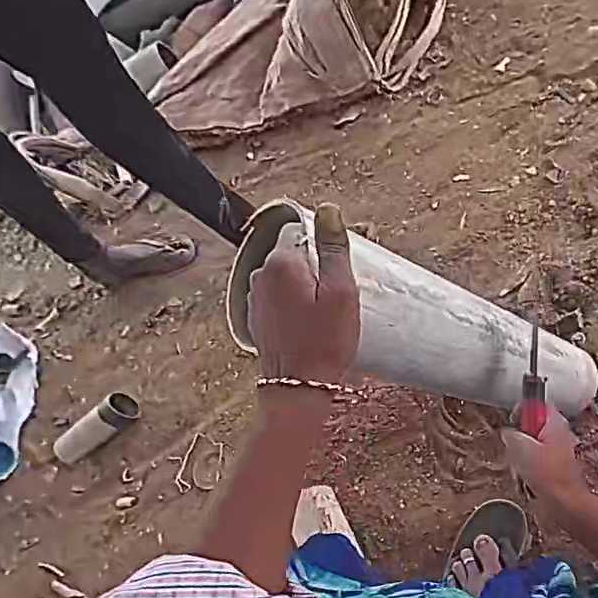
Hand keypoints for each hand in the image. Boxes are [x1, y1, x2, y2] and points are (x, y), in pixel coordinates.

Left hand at [248, 203, 359, 385]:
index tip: (341, 273)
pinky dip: (296, 304)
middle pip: (294, 255)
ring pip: (288, 277)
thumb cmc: (325, 342)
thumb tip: (329, 211)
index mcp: (280, 263)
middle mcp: (260, 275)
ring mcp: (256, 297)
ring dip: (306, 287)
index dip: (327, 250)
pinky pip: (281, 297)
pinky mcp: (258, 317)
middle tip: (339, 295)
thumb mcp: (341, 291)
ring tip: (327, 312)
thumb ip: (333, 248)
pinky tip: (313, 323)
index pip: (303, 234)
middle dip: (317, 268)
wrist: (301, 387)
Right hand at [502, 410, 589, 513]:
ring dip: (522, 453)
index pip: (538, 404)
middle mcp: (559, 433)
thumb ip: (512, 435)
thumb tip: (508, 432)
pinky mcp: (555, 465)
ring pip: (532, 444)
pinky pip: (535, 459)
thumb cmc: (548, 474)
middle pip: (533, 426)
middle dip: (520, 437)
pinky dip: (528, 465)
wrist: (564, 501)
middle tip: (516, 447)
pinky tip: (526, 475)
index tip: (513, 422)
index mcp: (555, 423)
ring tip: (521, 465)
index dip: (522, 410)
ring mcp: (558, 450)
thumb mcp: (522, 448)